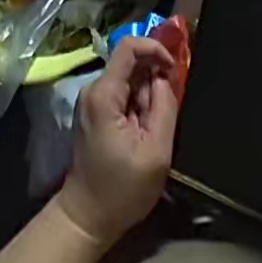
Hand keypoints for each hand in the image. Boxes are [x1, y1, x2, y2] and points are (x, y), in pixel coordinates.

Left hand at [55, 36, 179, 244]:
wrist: (87, 216)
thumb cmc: (122, 189)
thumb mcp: (156, 151)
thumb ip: (164, 107)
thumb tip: (164, 78)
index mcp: (104, 93)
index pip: (128, 47)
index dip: (154, 49)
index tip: (174, 69)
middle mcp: (93, 89)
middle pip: (129, 64)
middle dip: (153, 82)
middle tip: (166, 115)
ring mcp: (91, 100)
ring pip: (127, 81)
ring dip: (146, 97)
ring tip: (153, 131)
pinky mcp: (94, 112)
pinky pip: (120, 95)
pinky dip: (137, 106)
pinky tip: (143, 132)